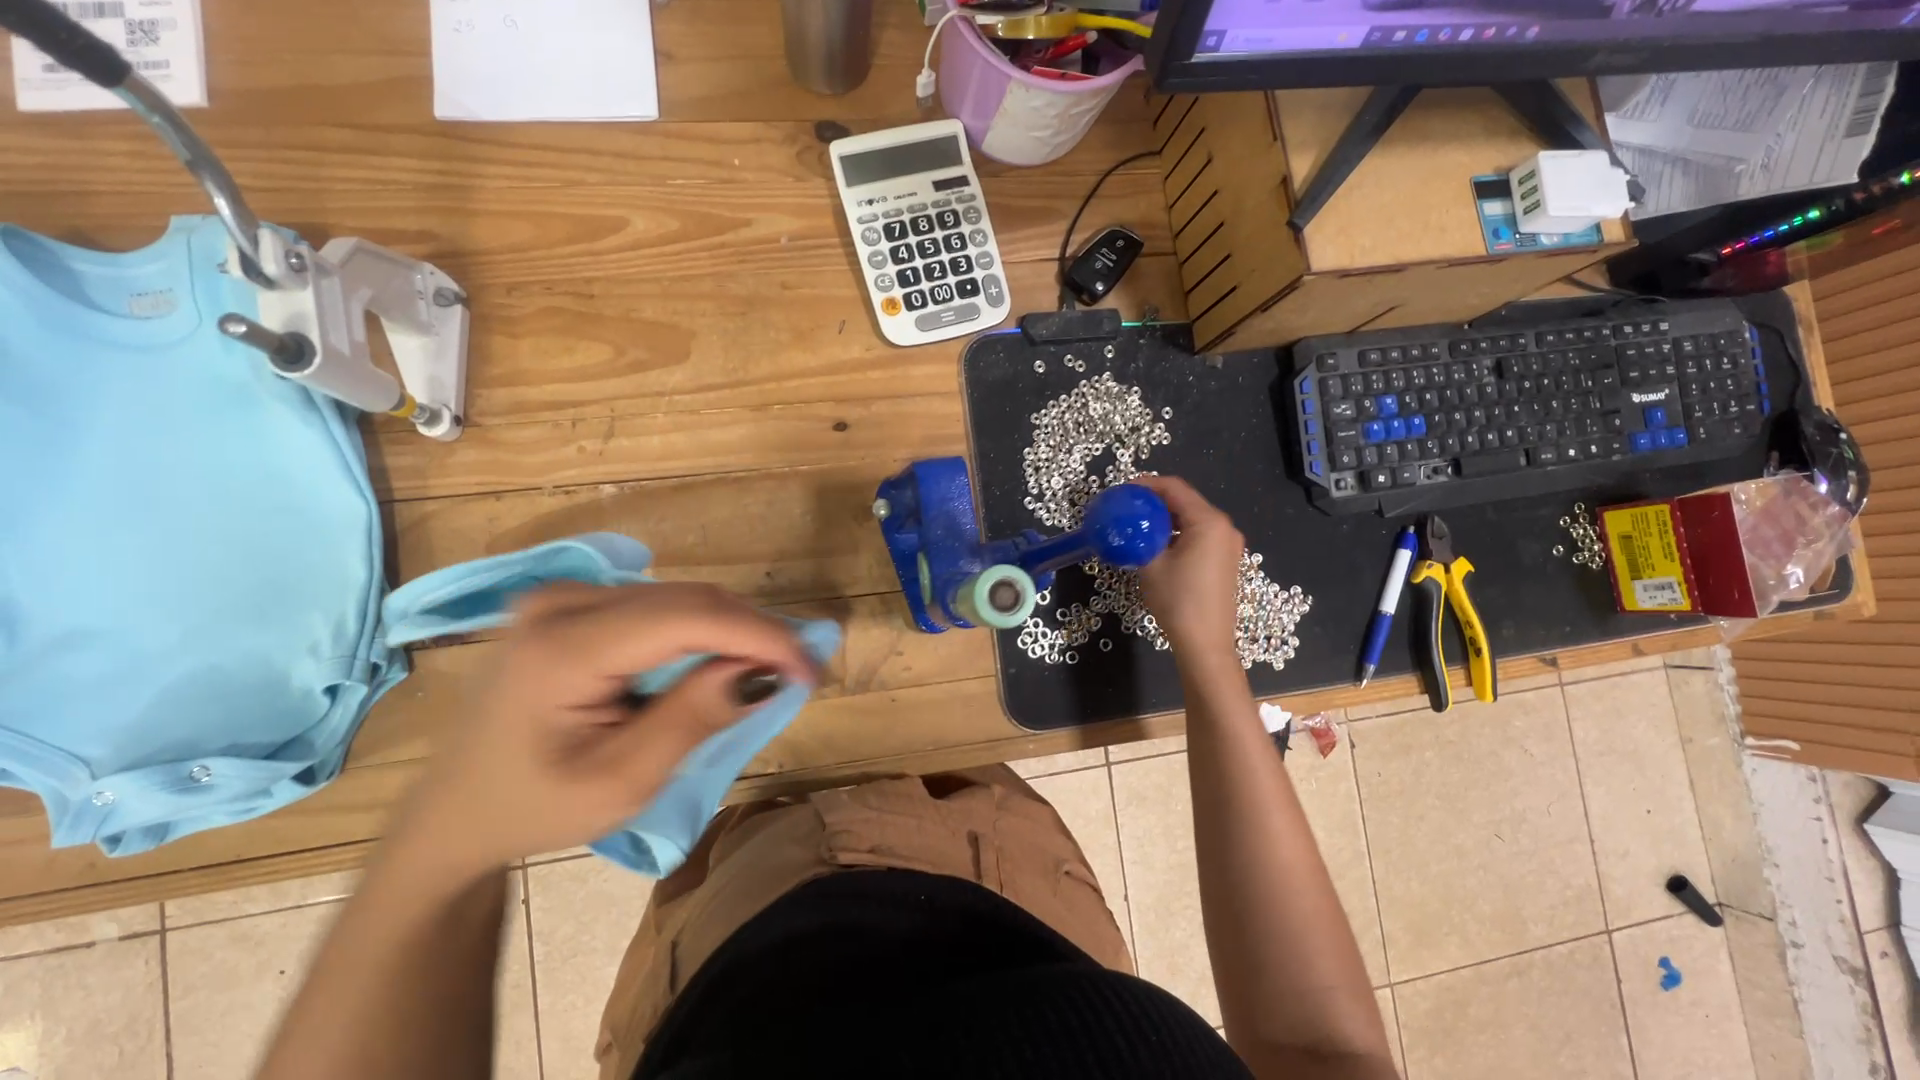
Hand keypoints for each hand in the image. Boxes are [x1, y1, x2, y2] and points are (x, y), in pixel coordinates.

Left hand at [396, 582, 817, 875]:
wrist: (459, 812)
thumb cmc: (537, 809)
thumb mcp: (623, 781)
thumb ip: (693, 716)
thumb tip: (762, 669)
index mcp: (563, 648)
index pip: (687, 616)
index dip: (760, 635)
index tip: (811, 669)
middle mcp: (558, 602)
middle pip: (685, 600)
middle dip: (752, 632)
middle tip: (800, 673)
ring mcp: (558, 597)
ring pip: (676, 598)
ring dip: (728, 631)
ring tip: (768, 671)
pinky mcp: (567, 605)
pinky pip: (654, 606)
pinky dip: (698, 632)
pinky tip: (717, 663)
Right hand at [1133, 475, 1243, 657]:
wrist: (1205, 643)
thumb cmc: (1177, 601)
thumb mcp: (1150, 564)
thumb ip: (1139, 537)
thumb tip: (1127, 526)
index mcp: (1209, 522)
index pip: (1175, 488)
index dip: (1147, 485)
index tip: (1122, 492)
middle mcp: (1224, 527)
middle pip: (1186, 501)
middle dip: (1155, 501)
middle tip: (1127, 508)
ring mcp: (1229, 545)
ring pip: (1193, 518)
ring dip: (1166, 518)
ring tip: (1137, 526)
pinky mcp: (1226, 560)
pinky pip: (1200, 535)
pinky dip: (1178, 533)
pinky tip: (1157, 544)